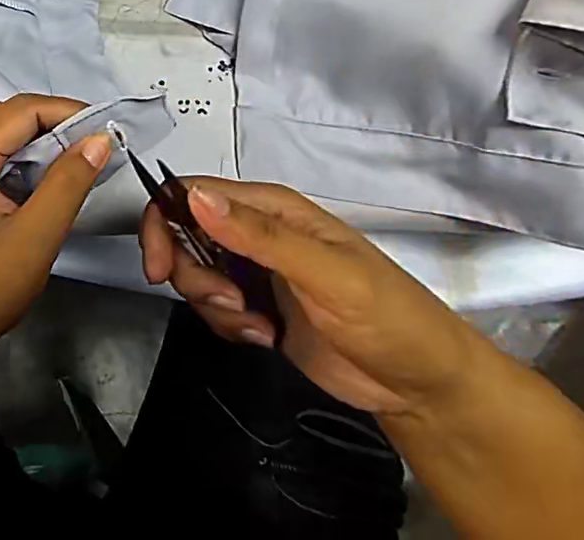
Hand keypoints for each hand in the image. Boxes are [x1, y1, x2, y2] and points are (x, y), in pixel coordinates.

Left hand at [0, 94, 111, 370]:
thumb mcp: (36, 236)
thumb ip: (68, 182)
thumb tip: (98, 139)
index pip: (20, 111)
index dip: (67, 111)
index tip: (108, 128)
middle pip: (10, 114)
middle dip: (56, 120)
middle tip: (98, 142)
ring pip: (4, 130)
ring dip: (42, 136)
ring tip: (82, 154)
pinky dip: (28, 153)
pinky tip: (53, 172)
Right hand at [140, 178, 494, 417]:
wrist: (423, 388)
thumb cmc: (396, 320)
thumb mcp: (328, 274)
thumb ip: (260, 234)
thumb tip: (201, 199)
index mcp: (271, 208)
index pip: (192, 195)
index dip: (164, 223)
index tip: (160, 263)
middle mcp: (256, 231)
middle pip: (183, 235)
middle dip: (192, 274)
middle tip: (227, 300)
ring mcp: (254, 268)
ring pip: (193, 273)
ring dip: (212, 304)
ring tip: (255, 322)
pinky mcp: (254, 303)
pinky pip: (210, 306)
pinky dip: (226, 324)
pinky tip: (262, 333)